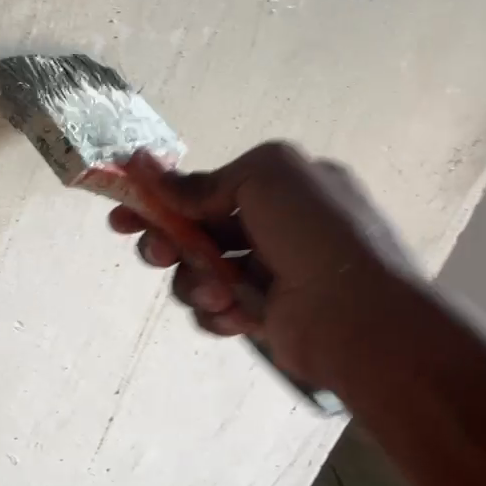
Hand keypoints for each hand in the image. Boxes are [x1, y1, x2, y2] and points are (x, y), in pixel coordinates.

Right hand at [108, 141, 423, 388]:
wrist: (364, 319)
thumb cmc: (318, 235)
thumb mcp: (264, 177)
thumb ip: (201, 179)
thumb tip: (143, 166)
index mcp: (283, 191)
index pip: (204, 190)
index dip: (158, 199)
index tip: (121, 215)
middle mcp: (275, 230)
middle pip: (189, 231)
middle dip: (164, 242)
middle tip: (160, 255)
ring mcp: (267, 275)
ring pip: (194, 271)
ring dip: (194, 280)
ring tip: (218, 293)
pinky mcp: (260, 315)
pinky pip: (211, 308)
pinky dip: (213, 312)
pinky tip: (234, 315)